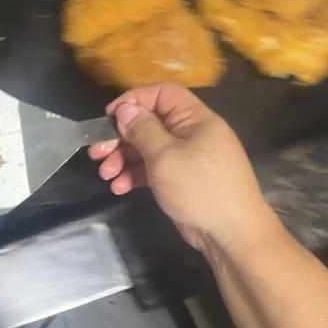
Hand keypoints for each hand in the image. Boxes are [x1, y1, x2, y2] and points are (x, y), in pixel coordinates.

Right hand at [87, 84, 280, 251]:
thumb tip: (125, 109)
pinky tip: (119, 188)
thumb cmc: (199, 188)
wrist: (230, 233)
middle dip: (120, 137)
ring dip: (123, 159)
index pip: (162, 94)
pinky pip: (152, 168)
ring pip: (146, 148)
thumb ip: (142, 130)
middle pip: (149, 123)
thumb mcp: (165, 156)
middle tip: (97, 152)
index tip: (109, 117)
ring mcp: (185, 157)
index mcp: (195, 119)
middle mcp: (190, 134)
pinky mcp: (179, 178)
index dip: (134, 100)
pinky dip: (134, 175)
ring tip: (106, 176)